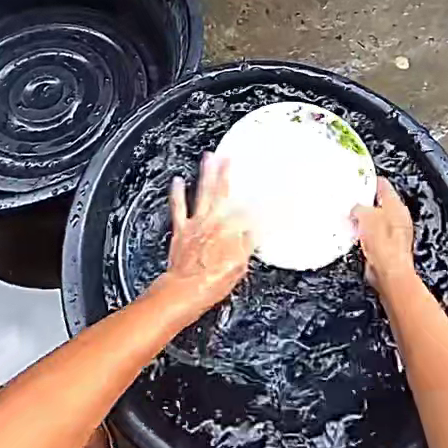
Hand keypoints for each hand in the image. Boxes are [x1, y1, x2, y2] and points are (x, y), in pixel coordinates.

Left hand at [155, 153, 254, 311]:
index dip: (261, 200)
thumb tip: (257, 227)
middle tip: (231, 156)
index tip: (270, 190)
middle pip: (223, 192)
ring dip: (206, 174)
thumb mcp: (239, 265)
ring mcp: (196, 223)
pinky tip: (177, 180)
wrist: (184, 291)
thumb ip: (247, 243)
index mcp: (230, 229)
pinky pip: (179, 207)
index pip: (249, 209)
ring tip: (209, 157)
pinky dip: (177, 193)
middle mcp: (213, 221)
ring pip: (203, 193)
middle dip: (228, 173)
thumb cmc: (211, 282)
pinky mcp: (181, 229)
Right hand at [353, 178, 417, 294]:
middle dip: (363, 203)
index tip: (358, 180)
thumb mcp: (365, 216)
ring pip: (375, 220)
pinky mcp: (387, 247)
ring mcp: (393, 233)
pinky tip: (355, 236)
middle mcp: (398, 217)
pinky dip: (363, 235)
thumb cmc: (384, 244)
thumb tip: (355, 209)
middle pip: (378, 203)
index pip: (383, 185)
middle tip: (350, 202)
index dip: (369, 181)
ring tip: (349, 220)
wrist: (388, 272)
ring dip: (362, 220)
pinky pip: (372, 235)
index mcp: (396, 205)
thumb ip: (359, 208)